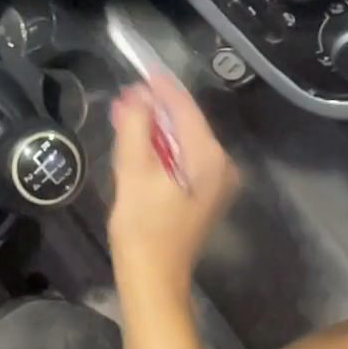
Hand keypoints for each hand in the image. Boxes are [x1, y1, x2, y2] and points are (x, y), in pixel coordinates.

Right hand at [106, 74, 239, 298]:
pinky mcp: (201, 192)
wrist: (154, 281)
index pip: (185, 108)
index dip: (161, 87)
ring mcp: (214, 181)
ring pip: (182, 138)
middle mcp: (220, 165)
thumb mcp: (134, 173)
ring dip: (155, 125)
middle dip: (156, 105)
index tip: (141, 67)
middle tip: (126, 92)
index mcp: (209, 158)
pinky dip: (160, 144)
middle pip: (186, 121)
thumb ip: (137, 128)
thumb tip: (137, 96)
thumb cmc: (143, 228)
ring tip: (127, 110)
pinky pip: (181, 155)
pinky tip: (138, 138)